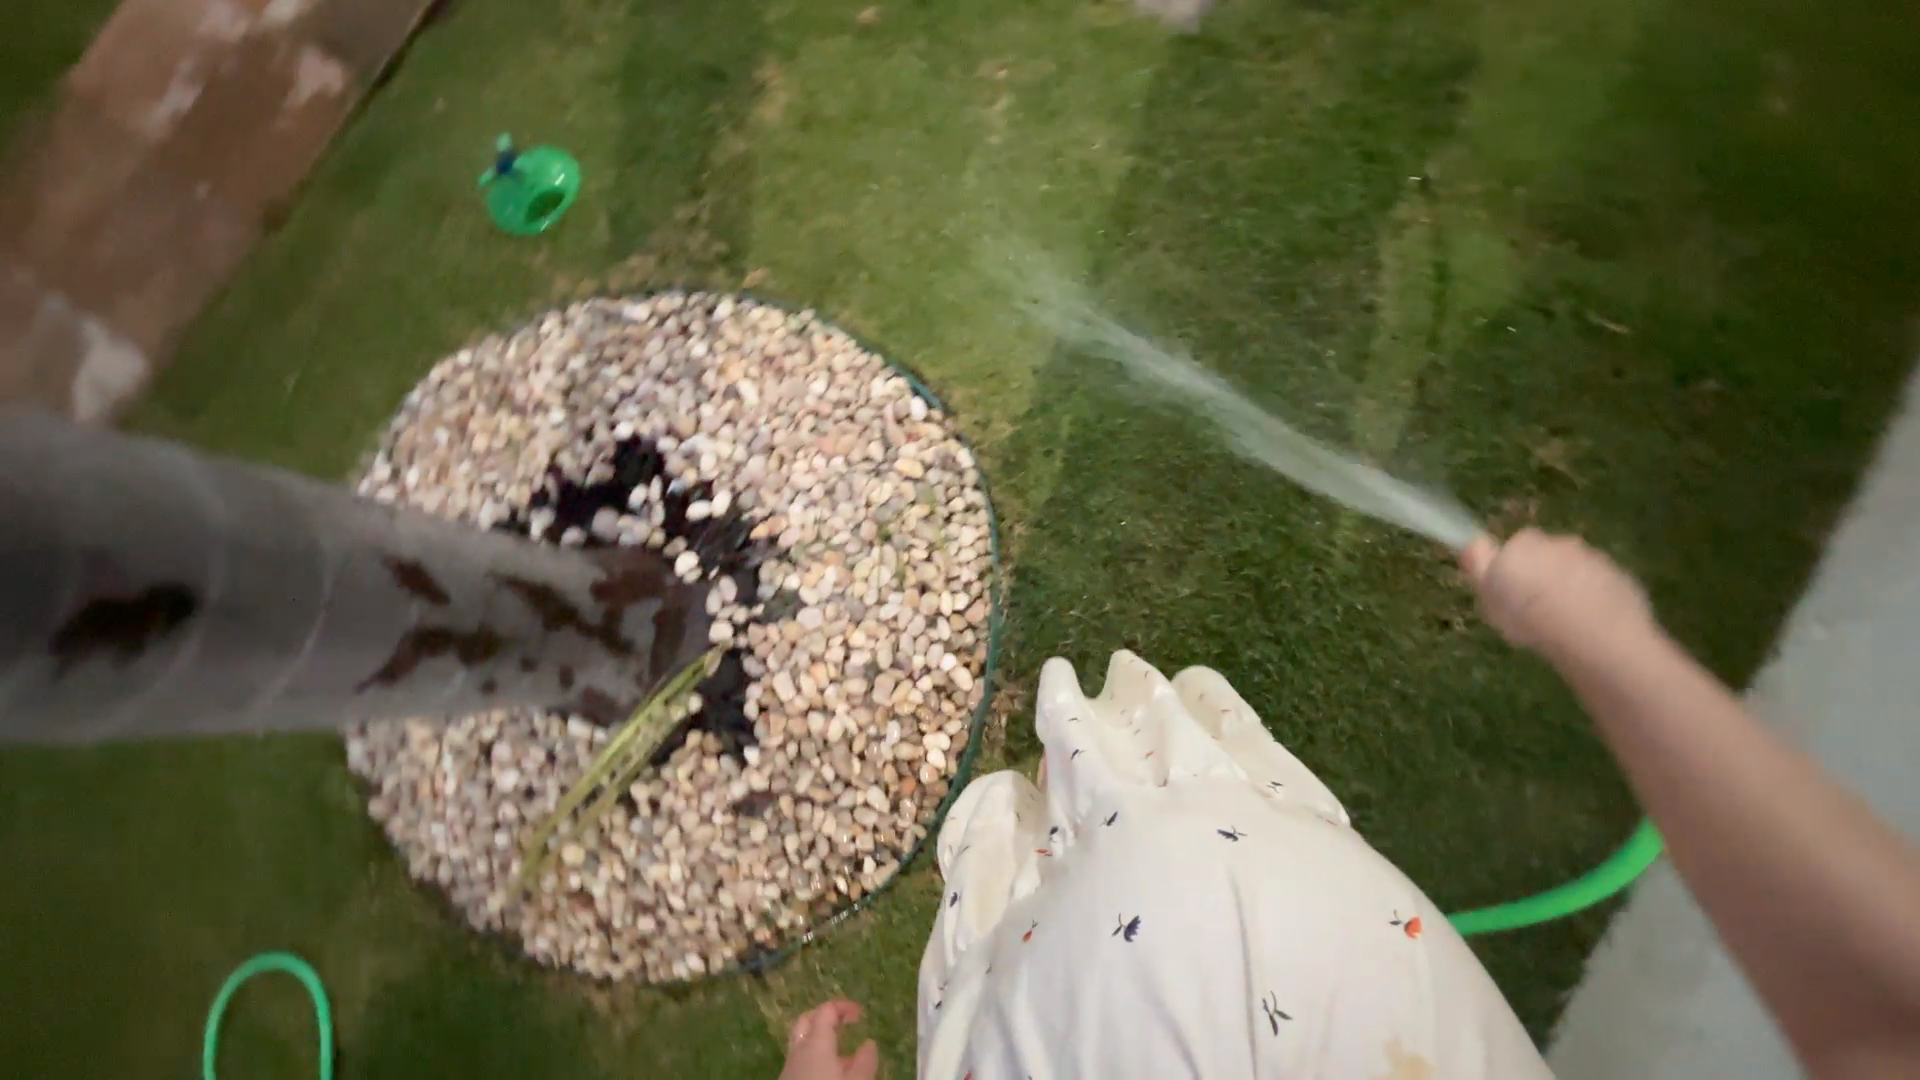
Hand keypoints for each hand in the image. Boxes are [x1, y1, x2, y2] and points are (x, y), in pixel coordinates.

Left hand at [777, 999, 878, 1079]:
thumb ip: (865, 1060)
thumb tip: (868, 1043)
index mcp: (816, 1044)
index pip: (826, 1010)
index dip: (843, 1007)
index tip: (860, 1015)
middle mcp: (798, 1052)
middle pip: (806, 1021)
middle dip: (825, 1017)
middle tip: (844, 1023)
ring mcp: (788, 1071)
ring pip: (802, 1045)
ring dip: (820, 1043)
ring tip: (844, 1058)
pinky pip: (800, 1064)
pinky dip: (814, 1061)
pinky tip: (829, 1077)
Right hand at [1459, 528, 1655, 659]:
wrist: (1595, 636)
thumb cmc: (1529, 617)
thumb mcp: (1487, 596)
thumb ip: (1479, 566)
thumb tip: (1475, 542)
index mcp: (1524, 543)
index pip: (1513, 545)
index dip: (1509, 567)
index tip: (1507, 592)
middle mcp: (1560, 542)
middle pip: (1545, 554)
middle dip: (1540, 573)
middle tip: (1532, 607)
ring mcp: (1595, 558)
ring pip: (1574, 569)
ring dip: (1567, 585)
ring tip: (1561, 619)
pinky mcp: (1622, 577)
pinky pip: (1600, 584)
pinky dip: (1592, 597)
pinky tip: (1587, 623)